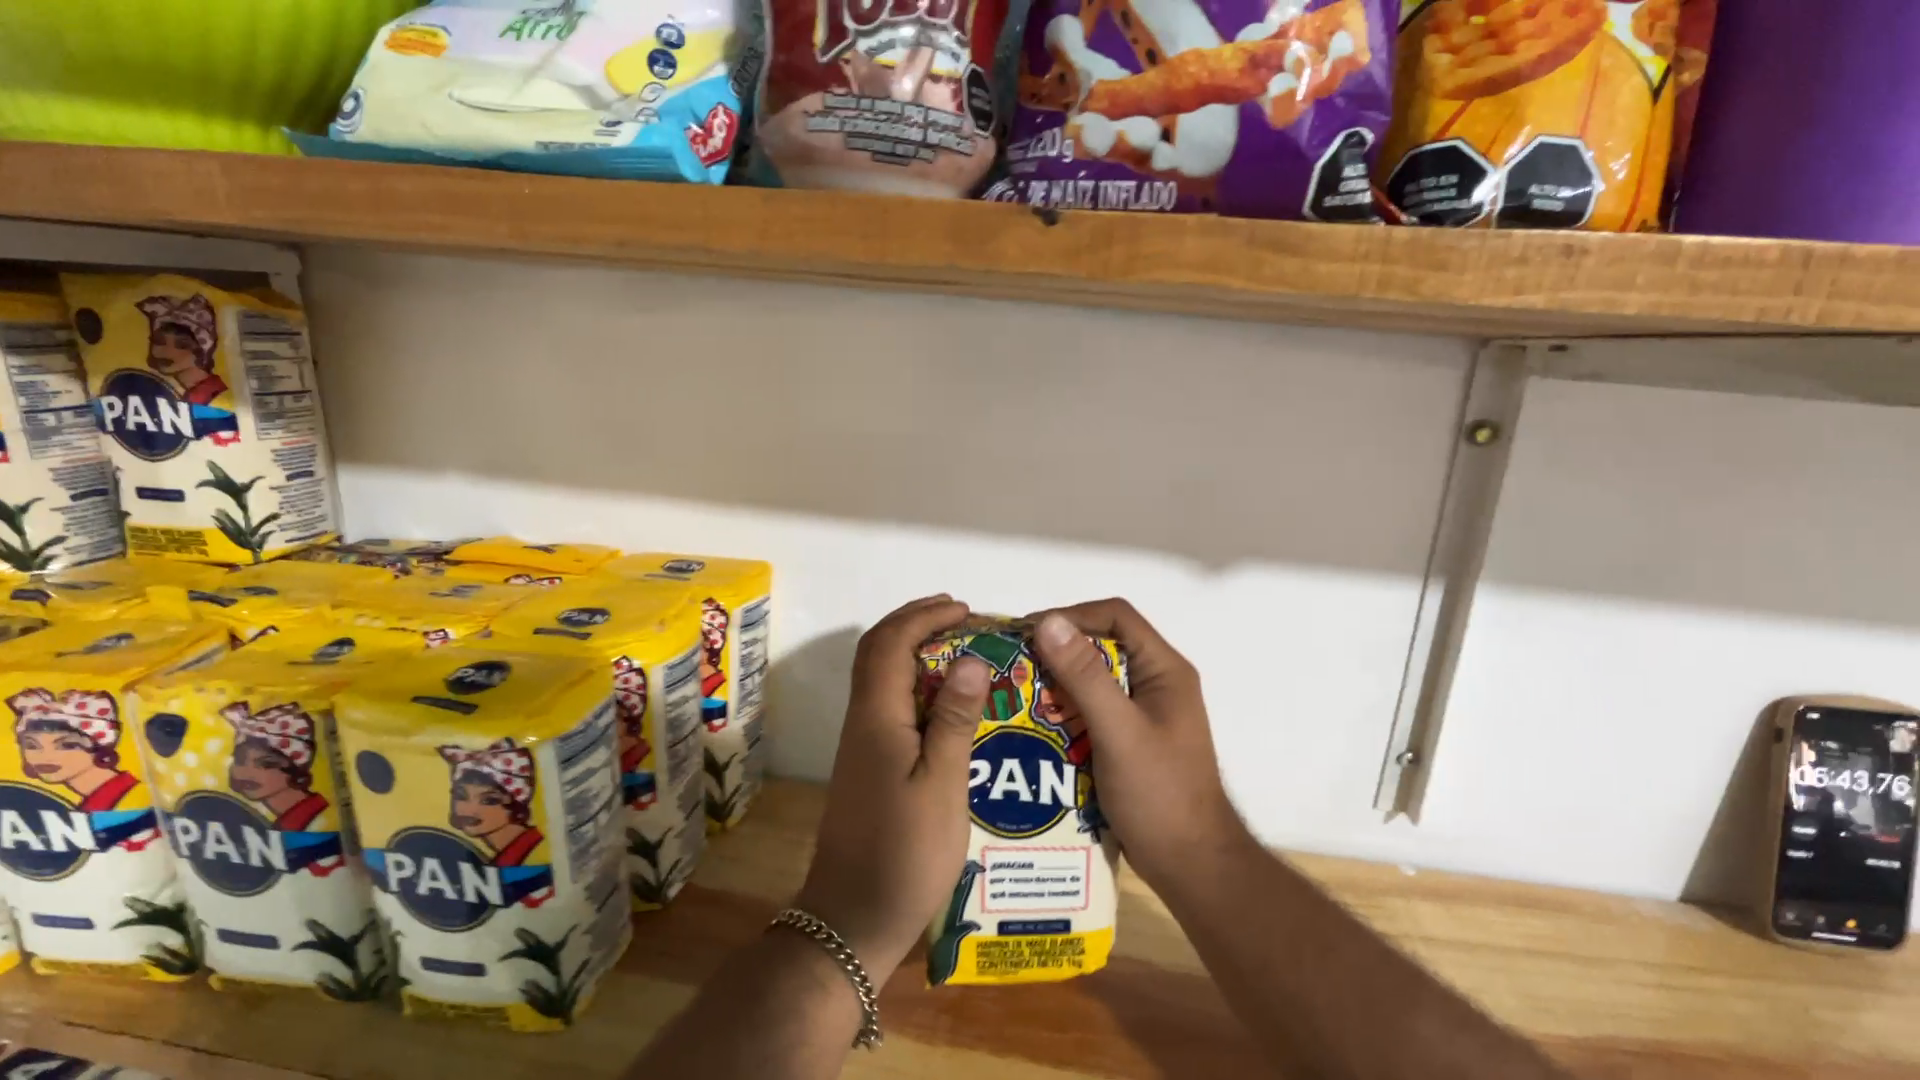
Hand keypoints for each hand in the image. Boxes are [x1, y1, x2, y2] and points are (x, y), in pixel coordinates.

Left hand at [796, 595, 991, 979]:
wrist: (852, 918)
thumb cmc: (905, 853)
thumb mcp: (942, 785)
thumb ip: (955, 720)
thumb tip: (970, 658)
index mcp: (877, 718)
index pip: (890, 644)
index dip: (924, 617)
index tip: (965, 610)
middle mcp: (862, 722)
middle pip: (876, 653)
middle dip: (913, 624)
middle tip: (959, 617)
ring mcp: (861, 746)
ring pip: (880, 678)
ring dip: (913, 652)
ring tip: (960, 651)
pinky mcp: (868, 768)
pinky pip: (888, 706)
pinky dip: (914, 686)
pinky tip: (947, 705)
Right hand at [1029, 600, 1244, 893]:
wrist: (1190, 865)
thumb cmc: (1160, 795)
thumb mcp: (1119, 731)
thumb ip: (1085, 677)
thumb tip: (1048, 622)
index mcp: (1164, 670)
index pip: (1116, 616)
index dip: (1071, 615)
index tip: (1027, 632)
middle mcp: (1155, 684)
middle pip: (1101, 646)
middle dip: (1057, 652)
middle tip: (1013, 665)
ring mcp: (1143, 714)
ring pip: (1093, 681)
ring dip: (1057, 685)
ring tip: (1016, 697)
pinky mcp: (1129, 742)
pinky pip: (1090, 713)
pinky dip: (1063, 715)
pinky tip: (1035, 729)